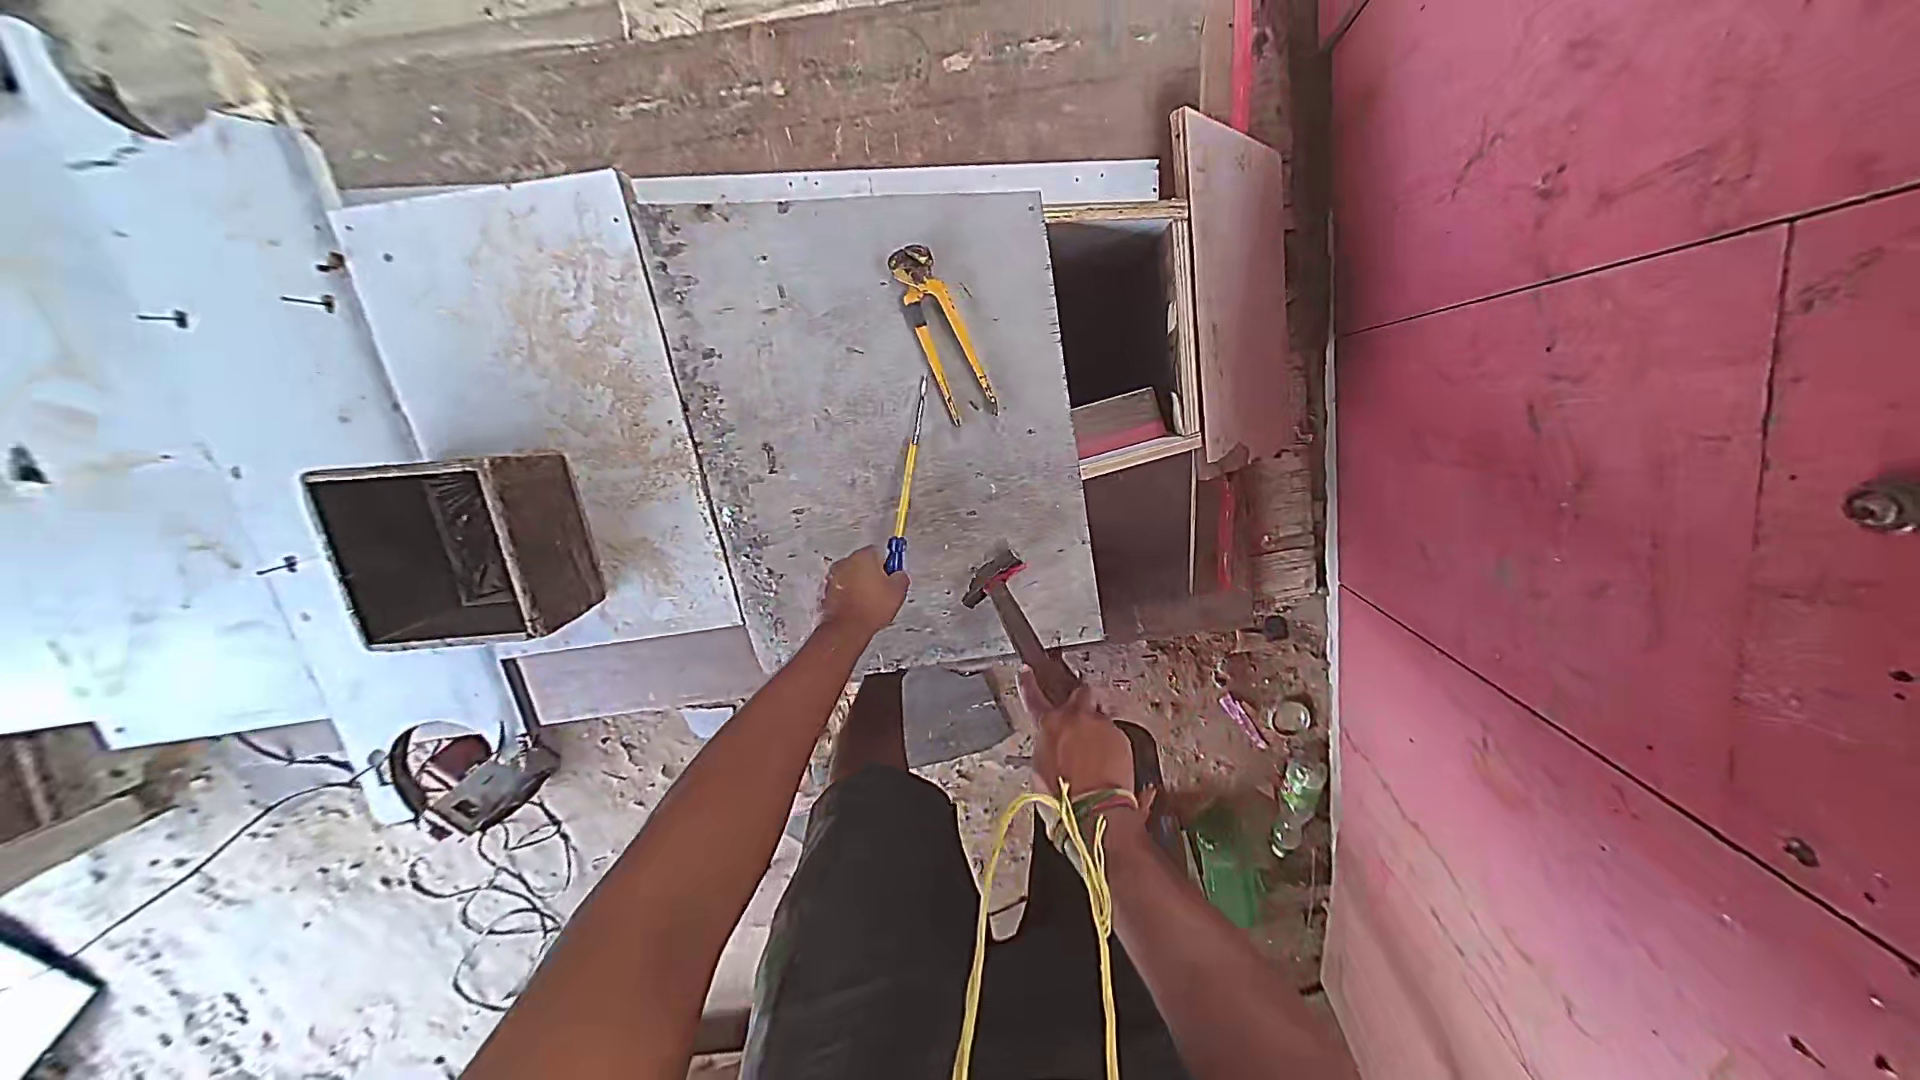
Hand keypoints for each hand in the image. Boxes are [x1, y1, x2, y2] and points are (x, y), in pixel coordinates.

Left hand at [819, 546, 907, 637]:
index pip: (878, 551)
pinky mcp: (826, 592)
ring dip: (859, 585)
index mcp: (864, 556)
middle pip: (863, 562)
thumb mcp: (898, 591)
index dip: (888, 564)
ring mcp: (833, 577)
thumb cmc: (870, 609)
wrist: (847, 629)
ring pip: (850, 576)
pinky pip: (841, 589)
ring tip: (870, 602)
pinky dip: (848, 595)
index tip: (893, 573)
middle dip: (872, 574)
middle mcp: (845, 562)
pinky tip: (858, 608)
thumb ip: (901, 577)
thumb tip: (900, 575)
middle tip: (883, 590)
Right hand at [1022, 668, 1138, 822]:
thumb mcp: (1040, 772)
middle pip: (1079, 694)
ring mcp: (1100, 725)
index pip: (1032, 696)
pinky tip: (1107, 764)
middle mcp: (1074, 718)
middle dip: (1080, 703)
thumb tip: (1051, 748)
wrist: (1095, 810)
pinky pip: (1114, 734)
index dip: (1028, 682)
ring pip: (1099, 716)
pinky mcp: (1120, 736)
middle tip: (1080, 719)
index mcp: (1048, 725)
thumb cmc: (1063, 798)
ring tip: (1096, 753)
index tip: (1026, 672)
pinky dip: (1111, 745)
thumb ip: (1046, 748)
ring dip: (1097, 728)